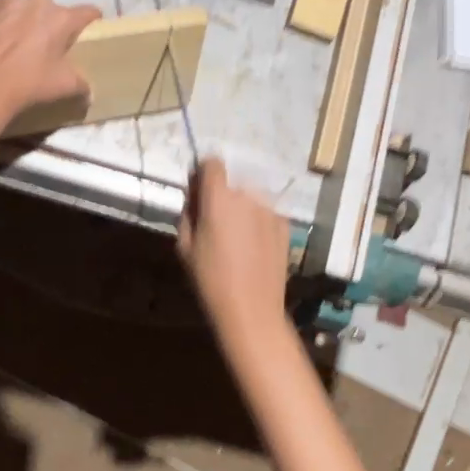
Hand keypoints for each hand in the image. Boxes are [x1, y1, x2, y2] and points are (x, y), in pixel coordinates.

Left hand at [0, 0, 99, 120]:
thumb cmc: (28, 85)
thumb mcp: (64, 87)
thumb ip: (82, 85)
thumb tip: (88, 91)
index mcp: (61, 18)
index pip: (87, 12)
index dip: (92, 20)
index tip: (91, 27)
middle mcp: (37, 2)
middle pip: (52, 10)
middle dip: (52, 23)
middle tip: (46, 46)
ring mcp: (8, 2)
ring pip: (24, 6)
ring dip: (25, 19)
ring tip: (17, 41)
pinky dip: (0, 19)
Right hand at [178, 159, 290, 330]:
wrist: (252, 308)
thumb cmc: (210, 279)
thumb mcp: (184, 246)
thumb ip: (187, 212)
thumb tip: (194, 196)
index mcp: (219, 198)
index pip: (212, 162)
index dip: (203, 174)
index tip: (199, 192)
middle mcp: (247, 195)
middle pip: (231, 181)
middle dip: (222, 194)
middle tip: (214, 222)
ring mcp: (270, 209)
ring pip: (250, 197)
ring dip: (241, 207)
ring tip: (236, 238)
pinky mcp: (285, 224)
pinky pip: (265, 213)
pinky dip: (257, 221)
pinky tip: (254, 247)